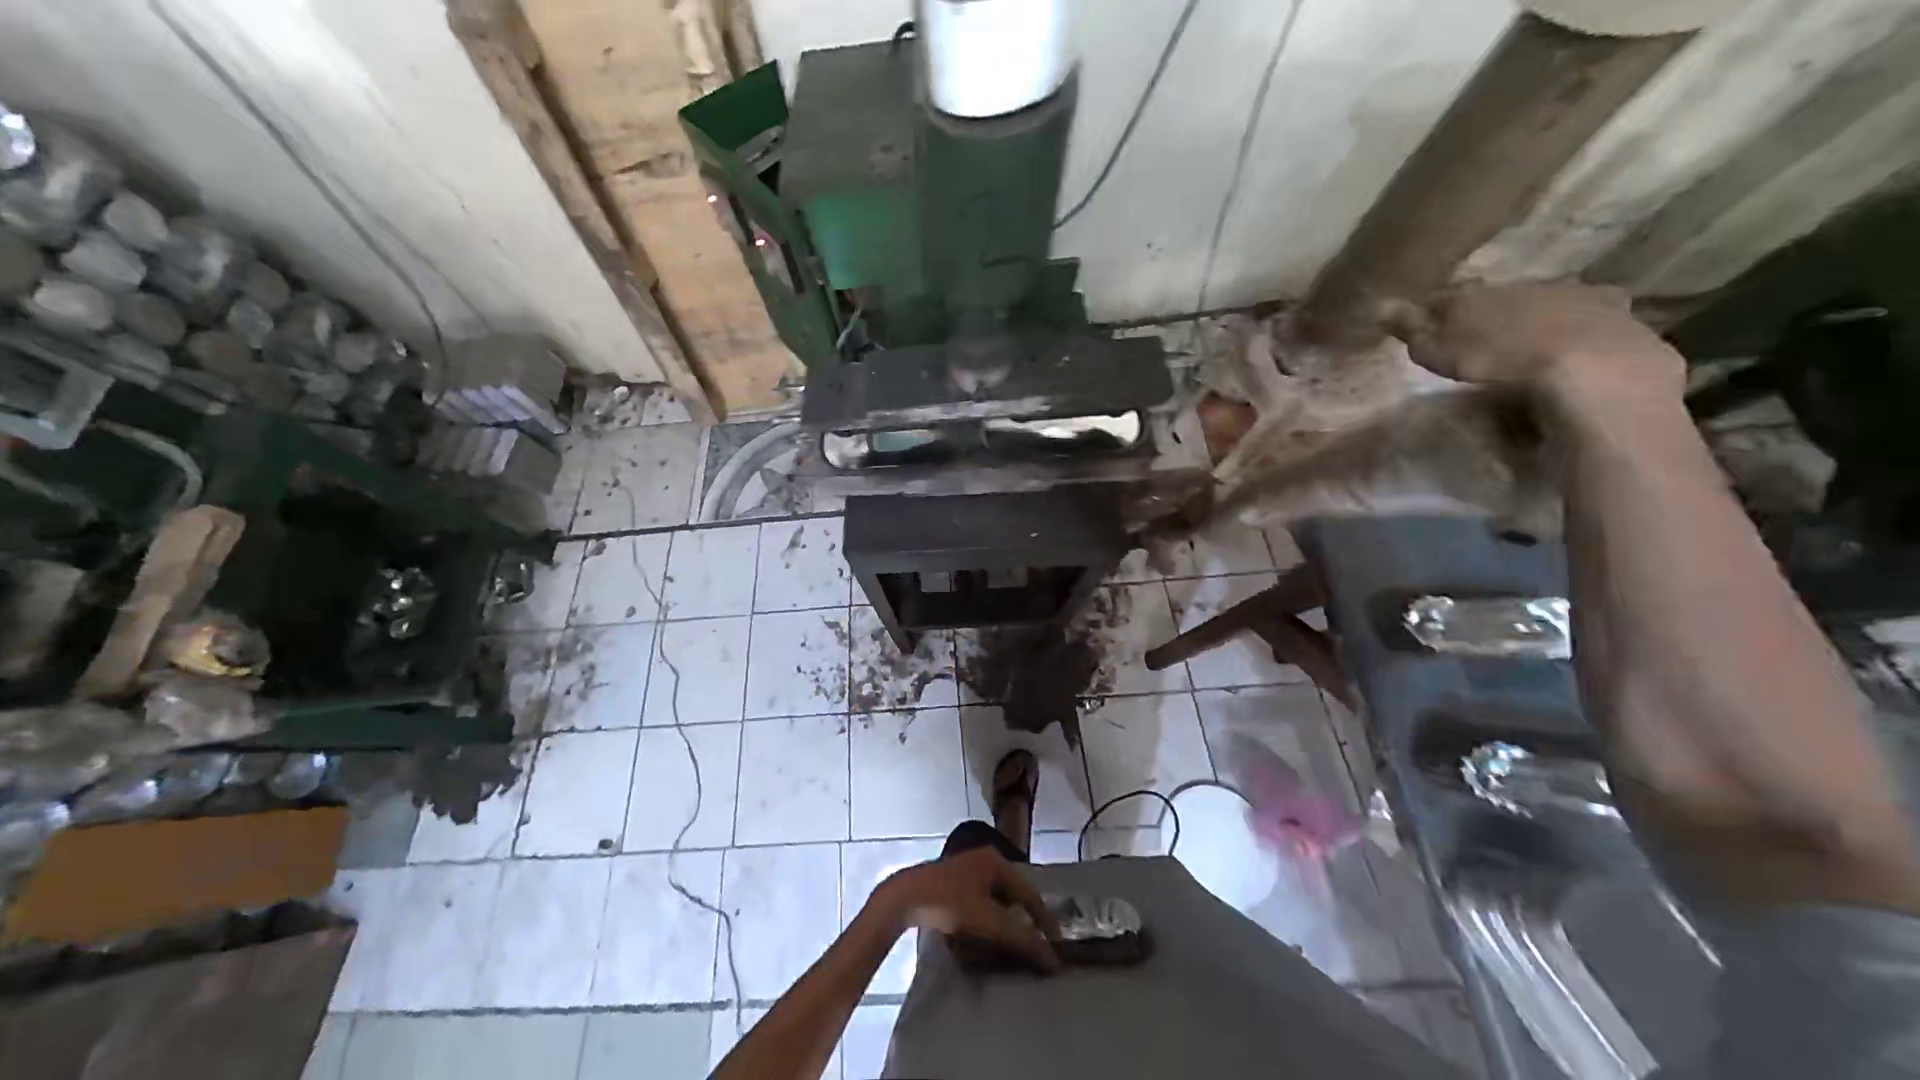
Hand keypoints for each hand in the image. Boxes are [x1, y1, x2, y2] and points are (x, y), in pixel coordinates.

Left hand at [871, 848, 1062, 971]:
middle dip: (1024, 919)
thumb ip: (1022, 940)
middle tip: (1036, 944)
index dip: (1044, 920)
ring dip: (1006, 919)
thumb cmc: (949, 904)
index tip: (1056, 945)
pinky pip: (981, 900)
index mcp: (996, 861)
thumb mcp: (989, 923)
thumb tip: (1053, 960)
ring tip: (1013, 941)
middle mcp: (984, 859)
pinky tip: (986, 932)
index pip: (1030, 893)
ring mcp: (966, 868)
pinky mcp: (951, 880)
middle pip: (1014, 894)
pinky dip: (989, 916)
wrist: (904, 898)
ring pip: (996, 897)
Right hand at [1383, 282, 1685, 408]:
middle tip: (1487, 337)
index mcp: (1493, 291)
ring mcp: (1589, 303)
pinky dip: (1587, 341)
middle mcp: (1540, 286)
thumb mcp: (1440, 349)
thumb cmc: (1502, 360)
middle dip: (1500, 312)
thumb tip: (1377, 305)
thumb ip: (1412, 327)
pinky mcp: (1629, 328)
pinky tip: (1581, 360)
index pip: (1457, 295)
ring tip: (1536, 350)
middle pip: (1511, 297)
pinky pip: (1599, 330)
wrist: (1593, 374)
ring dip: (1547, 322)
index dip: (1441, 309)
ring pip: (1558, 307)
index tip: (1431, 323)